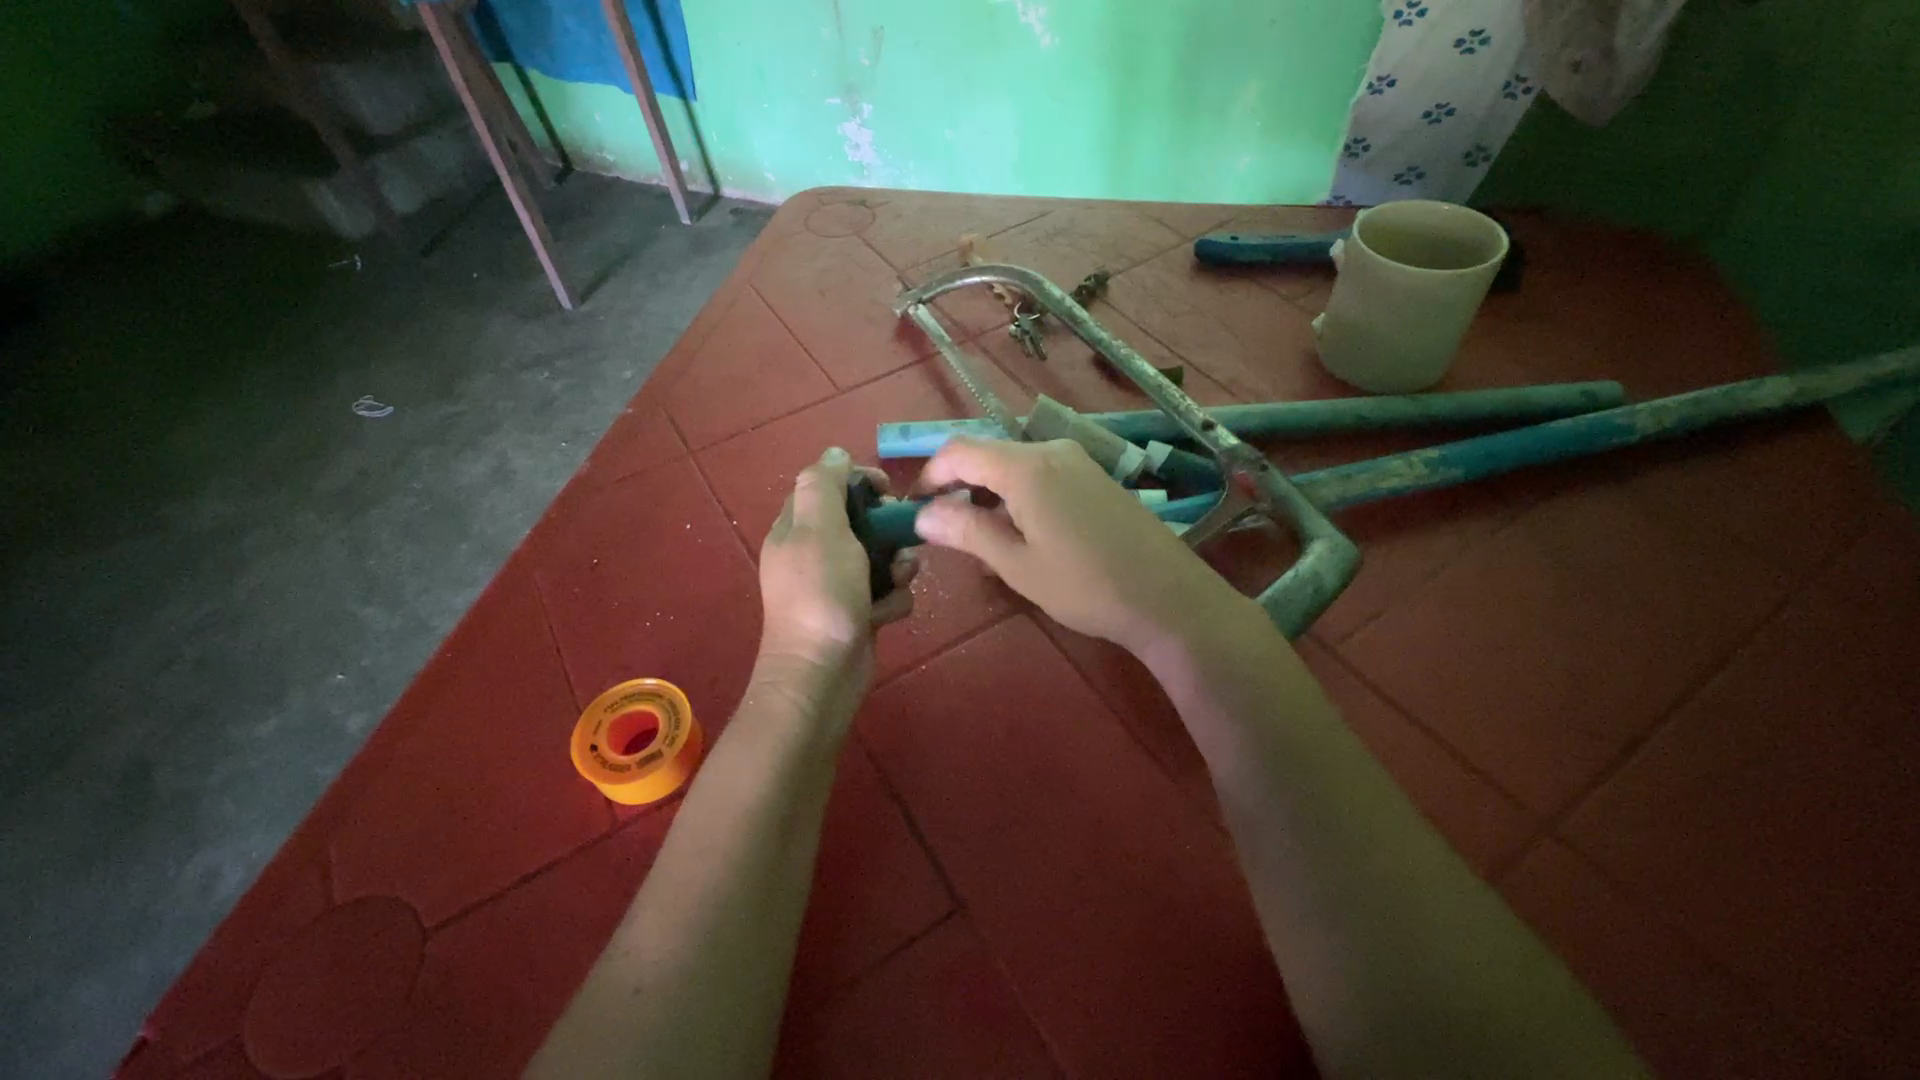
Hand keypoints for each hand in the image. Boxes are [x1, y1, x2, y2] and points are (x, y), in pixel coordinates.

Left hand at [755, 448, 916, 726]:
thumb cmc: (822, 594)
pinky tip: (886, 613)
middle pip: (860, 520)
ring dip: (896, 566)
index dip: (859, 480)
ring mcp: (835, 585)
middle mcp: (813, 553)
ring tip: (898, 579)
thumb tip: (835, 453)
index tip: (887, 489)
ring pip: (880, 556)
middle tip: (900, 536)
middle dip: (886, 528)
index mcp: (795, 528)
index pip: (827, 486)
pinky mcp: (856, 612)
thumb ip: (825, 485)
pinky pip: (885, 591)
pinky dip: (891, 599)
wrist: (822, 672)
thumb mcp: (820, 529)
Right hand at [913, 437, 1255, 656]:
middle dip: (959, 487)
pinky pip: (1042, 474)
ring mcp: (1079, 462)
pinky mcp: (1096, 478)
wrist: (1168, 597)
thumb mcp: (1017, 564)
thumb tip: (922, 515)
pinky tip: (1024, 534)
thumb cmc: (1085, 585)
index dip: (930, 475)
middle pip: (988, 454)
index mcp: (1027, 467)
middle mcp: (1051, 450)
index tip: (915, 510)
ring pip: (1015, 465)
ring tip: (983, 540)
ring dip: (989, 493)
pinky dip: (1019, 495)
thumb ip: (967, 531)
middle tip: (946, 532)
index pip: (959, 450)